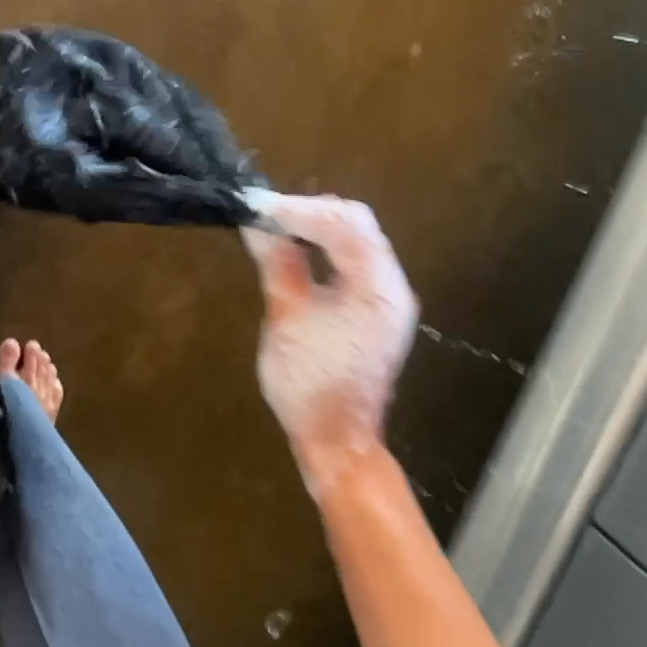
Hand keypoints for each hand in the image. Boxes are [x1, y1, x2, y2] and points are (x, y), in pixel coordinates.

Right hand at [240, 193, 417, 484]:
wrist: (337, 438)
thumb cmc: (308, 384)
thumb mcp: (286, 319)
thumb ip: (278, 265)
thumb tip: (258, 224)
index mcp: (376, 288)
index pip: (344, 224)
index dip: (298, 209)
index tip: (255, 207)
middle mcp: (391, 285)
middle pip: (357, 224)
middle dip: (309, 212)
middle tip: (263, 214)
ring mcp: (387, 297)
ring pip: (358, 239)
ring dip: (316, 227)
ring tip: (273, 228)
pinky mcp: (376, 309)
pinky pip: (354, 260)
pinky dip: (324, 247)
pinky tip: (295, 251)